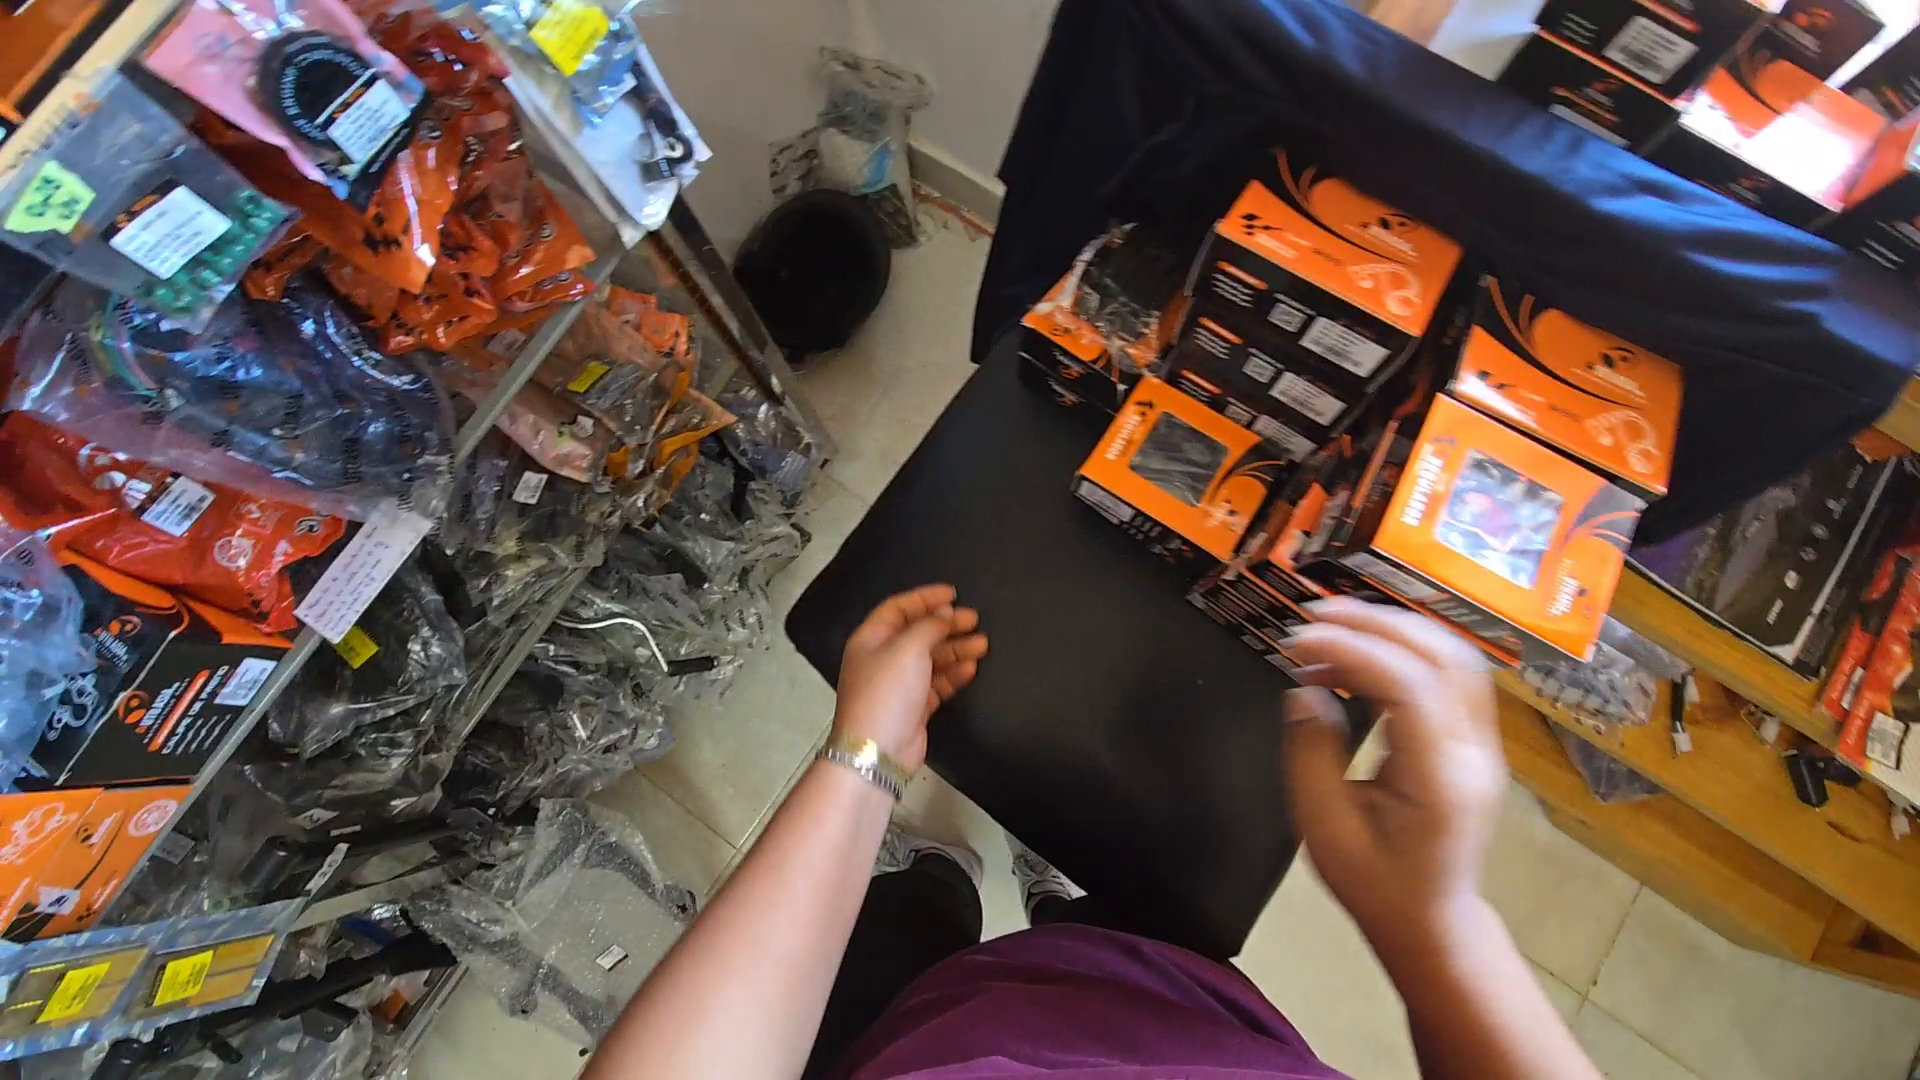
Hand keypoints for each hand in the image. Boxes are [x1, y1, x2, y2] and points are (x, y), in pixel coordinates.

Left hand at [834, 585, 988, 770]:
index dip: (925, 598)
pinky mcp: (913, 706)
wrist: (877, 751)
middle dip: (946, 624)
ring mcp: (898, 684)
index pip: (899, 608)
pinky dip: (953, 673)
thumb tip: (944, 614)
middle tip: (974, 620)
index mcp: (871, 638)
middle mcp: (883, 658)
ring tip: (982, 644)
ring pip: (931, 658)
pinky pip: (937, 682)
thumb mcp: (908, 648)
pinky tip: (971, 668)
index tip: (953, 594)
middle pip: (918, 632)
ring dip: (956, 649)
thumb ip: (929, 626)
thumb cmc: (887, 692)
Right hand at [1279, 598, 1508, 947]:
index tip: (1298, 641)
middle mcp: (1473, 753)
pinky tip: (1359, 648)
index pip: (1410, 688)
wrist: (1430, 919)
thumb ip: (1312, 752)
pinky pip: (1448, 672)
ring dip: (1394, 628)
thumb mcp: (1323, 826)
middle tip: (1314, 615)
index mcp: (1439, 780)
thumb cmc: (1372, 881)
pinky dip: (1403, 647)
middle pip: (1443, 658)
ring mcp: (1481, 743)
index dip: (1352, 650)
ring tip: (1334, 621)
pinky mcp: (1472, 738)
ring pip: (1454, 657)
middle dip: (1377, 624)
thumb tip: (1305, 690)